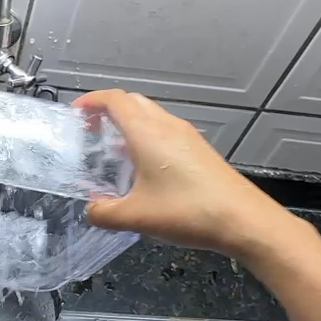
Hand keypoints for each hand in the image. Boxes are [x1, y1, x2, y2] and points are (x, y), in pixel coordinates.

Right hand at [73, 89, 308, 260]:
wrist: (244, 221)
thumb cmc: (187, 212)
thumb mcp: (135, 217)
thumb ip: (103, 213)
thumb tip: (91, 210)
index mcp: (147, 133)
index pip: (114, 100)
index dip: (91, 101)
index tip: (75, 114)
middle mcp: (167, 126)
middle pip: (132, 102)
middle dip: (107, 111)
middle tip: (90, 133)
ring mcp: (186, 137)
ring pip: (150, 117)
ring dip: (127, 125)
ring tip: (111, 153)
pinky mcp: (199, 151)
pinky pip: (164, 132)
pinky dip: (145, 138)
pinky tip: (141, 169)